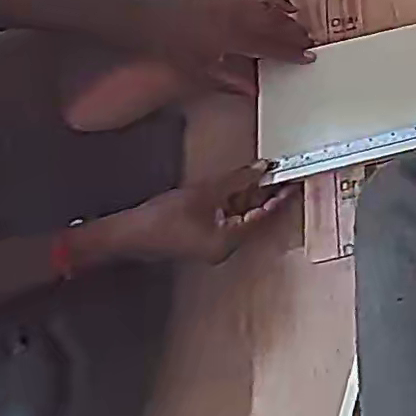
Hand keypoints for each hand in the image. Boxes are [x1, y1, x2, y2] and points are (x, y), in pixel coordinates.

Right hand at [98, 162, 295, 263]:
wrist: (123, 234)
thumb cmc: (160, 219)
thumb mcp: (205, 193)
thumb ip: (237, 180)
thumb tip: (262, 169)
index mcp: (229, 242)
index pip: (263, 217)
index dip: (279, 198)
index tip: (292, 183)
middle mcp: (225, 246)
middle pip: (254, 217)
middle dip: (266, 195)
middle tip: (282, 176)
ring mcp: (213, 243)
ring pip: (240, 216)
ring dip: (251, 196)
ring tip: (265, 175)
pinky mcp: (202, 236)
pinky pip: (226, 217)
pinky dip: (234, 201)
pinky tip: (240, 184)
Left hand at [144, 0, 315, 94]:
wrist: (146, 23)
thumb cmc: (171, 51)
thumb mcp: (199, 72)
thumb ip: (229, 82)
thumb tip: (254, 92)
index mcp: (232, 38)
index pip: (269, 46)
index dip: (290, 52)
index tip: (308, 58)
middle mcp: (234, 17)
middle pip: (273, 24)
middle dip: (294, 33)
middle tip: (311, 42)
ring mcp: (229, 4)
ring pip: (267, 8)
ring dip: (286, 17)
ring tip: (301, 24)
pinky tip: (283, 3)